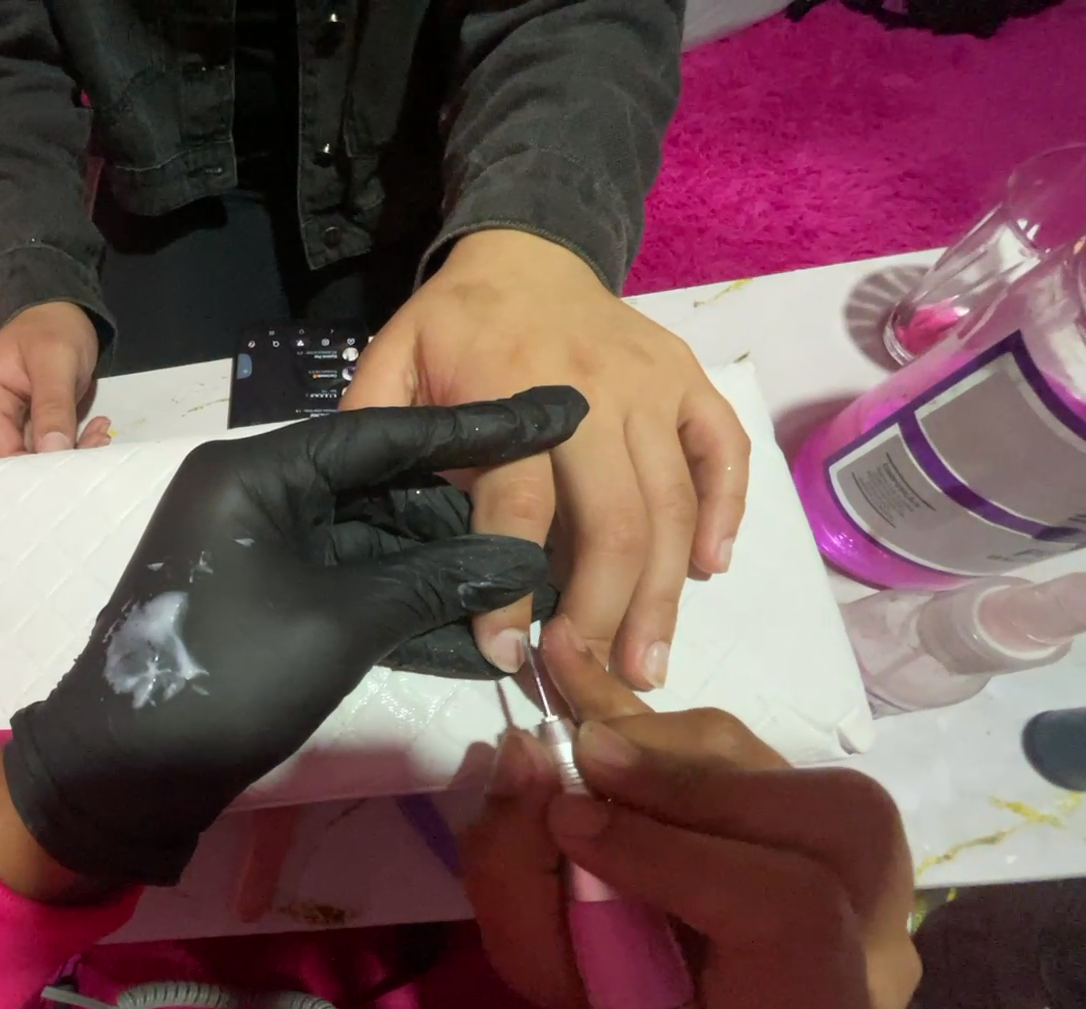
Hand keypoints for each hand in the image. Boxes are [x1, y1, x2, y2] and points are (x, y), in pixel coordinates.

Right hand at [0, 301, 112, 458]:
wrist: (58, 315)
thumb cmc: (53, 330)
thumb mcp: (56, 362)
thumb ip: (53, 407)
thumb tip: (51, 453)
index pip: (0, 454)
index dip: (36, 469)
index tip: (77, 465)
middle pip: (14, 461)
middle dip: (58, 461)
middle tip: (101, 442)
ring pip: (31, 461)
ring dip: (70, 454)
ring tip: (102, 433)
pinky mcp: (19, 430)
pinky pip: (42, 452)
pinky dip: (71, 446)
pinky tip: (97, 430)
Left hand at [2, 388, 587, 885]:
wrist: (129, 771)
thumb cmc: (229, 678)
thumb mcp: (338, 623)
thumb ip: (431, 582)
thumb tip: (524, 561)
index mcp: (254, 471)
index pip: (380, 434)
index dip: (472, 428)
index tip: (552, 410)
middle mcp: (254, 492)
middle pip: (376, 486)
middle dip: (458, 514)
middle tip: (544, 516)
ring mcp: (259, 543)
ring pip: (365, 538)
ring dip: (434, 564)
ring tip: (520, 574)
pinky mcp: (267, 591)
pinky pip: (342, 578)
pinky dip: (396, 597)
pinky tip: (466, 617)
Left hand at [342, 230, 750, 688]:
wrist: (526, 251)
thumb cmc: (452, 320)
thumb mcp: (391, 359)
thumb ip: (374, 426)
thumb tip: (358, 506)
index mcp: (509, 392)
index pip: (518, 505)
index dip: (509, 586)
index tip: (506, 653)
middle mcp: (595, 393)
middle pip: (615, 520)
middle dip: (604, 611)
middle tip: (594, 680)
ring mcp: (654, 386)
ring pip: (674, 502)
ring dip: (666, 591)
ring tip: (651, 664)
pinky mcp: (689, 381)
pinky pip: (722, 450)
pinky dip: (726, 511)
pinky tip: (710, 570)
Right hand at [463, 618, 918, 1008]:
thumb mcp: (542, 970)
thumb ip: (519, 874)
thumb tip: (525, 751)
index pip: (794, 913)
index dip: (671, 850)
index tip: (568, 822)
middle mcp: (872, 942)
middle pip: (832, 818)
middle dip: (686, 777)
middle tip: (582, 757)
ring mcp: (859, 873)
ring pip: (791, 766)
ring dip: (667, 742)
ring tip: (585, 749)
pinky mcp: (810, 814)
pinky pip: (751, 744)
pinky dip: (655, 714)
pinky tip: (579, 667)